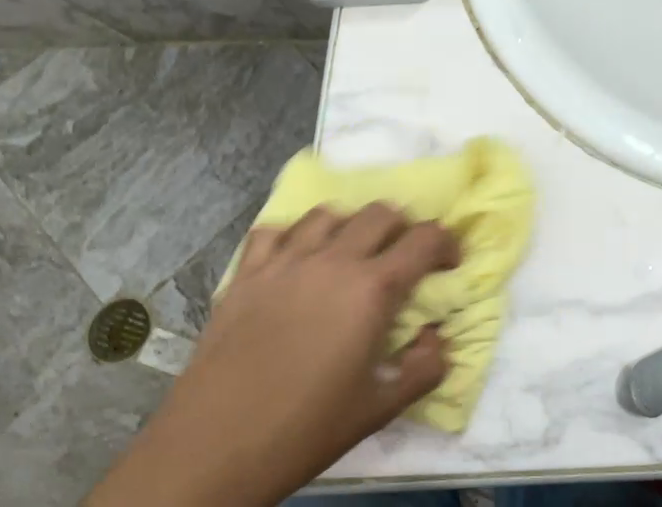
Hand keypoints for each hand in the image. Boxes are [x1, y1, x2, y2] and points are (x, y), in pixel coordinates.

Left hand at [88, 204, 459, 506]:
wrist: (212, 450)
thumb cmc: (304, 431)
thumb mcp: (379, 410)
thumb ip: (424, 368)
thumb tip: (437, 336)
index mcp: (371, 289)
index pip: (424, 239)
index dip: (447, 243)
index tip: (449, 264)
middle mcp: (332, 262)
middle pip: (381, 212)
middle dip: (403, 227)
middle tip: (404, 257)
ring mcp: (284, 263)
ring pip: (328, 213)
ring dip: (350, 225)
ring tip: (350, 253)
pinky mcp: (245, 276)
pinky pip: (273, 230)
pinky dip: (292, 235)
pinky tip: (295, 259)